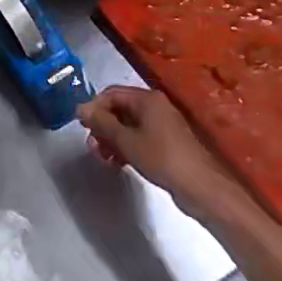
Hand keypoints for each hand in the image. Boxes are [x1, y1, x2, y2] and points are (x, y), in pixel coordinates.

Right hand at [77, 86, 239, 220]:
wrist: (200, 187)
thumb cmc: (162, 158)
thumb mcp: (126, 140)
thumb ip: (102, 123)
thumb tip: (80, 108)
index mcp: (147, 99)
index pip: (111, 94)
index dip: (94, 108)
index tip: (82, 127)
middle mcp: (155, 106)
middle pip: (119, 109)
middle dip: (103, 126)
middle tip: (93, 147)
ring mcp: (162, 125)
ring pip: (128, 125)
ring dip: (112, 139)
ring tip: (104, 158)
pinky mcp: (166, 143)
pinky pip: (139, 137)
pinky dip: (126, 146)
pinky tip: (119, 163)